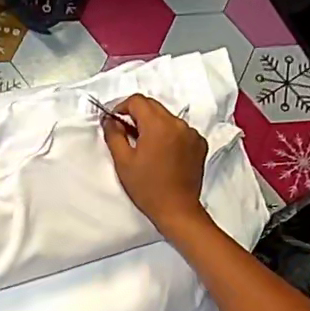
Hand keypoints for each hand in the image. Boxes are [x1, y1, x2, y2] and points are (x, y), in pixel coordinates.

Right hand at [102, 93, 210, 237]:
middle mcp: (178, 124)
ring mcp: (191, 134)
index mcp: (158, 125)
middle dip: (137, 116)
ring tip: (145, 148)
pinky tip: (162, 154)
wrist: (176, 209)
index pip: (137, 101)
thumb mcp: (123, 162)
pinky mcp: (199, 145)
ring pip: (167, 118)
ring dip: (154, 126)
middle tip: (126, 134)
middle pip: (153, 107)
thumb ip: (114, 135)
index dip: (122, 107)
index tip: (115, 120)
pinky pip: (181, 131)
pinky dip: (169, 136)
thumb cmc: (148, 189)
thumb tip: (110, 120)